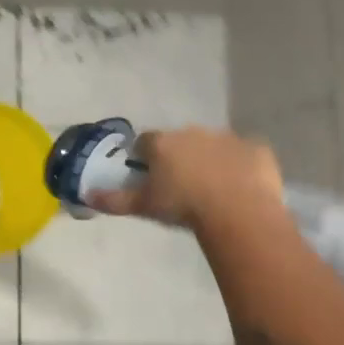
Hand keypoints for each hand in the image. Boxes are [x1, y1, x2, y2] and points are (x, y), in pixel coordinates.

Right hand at [88, 128, 285, 229]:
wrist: (238, 212)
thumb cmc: (182, 206)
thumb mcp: (142, 206)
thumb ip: (113, 200)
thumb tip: (86, 196)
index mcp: (162, 143)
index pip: (144, 141)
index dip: (143, 156)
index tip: (146, 174)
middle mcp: (193, 133)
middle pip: (179, 141)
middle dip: (177, 156)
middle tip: (177, 182)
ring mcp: (228, 138)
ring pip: (211, 145)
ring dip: (207, 158)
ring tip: (208, 186)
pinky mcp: (257, 149)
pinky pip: (242, 154)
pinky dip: (238, 165)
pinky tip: (237, 185)